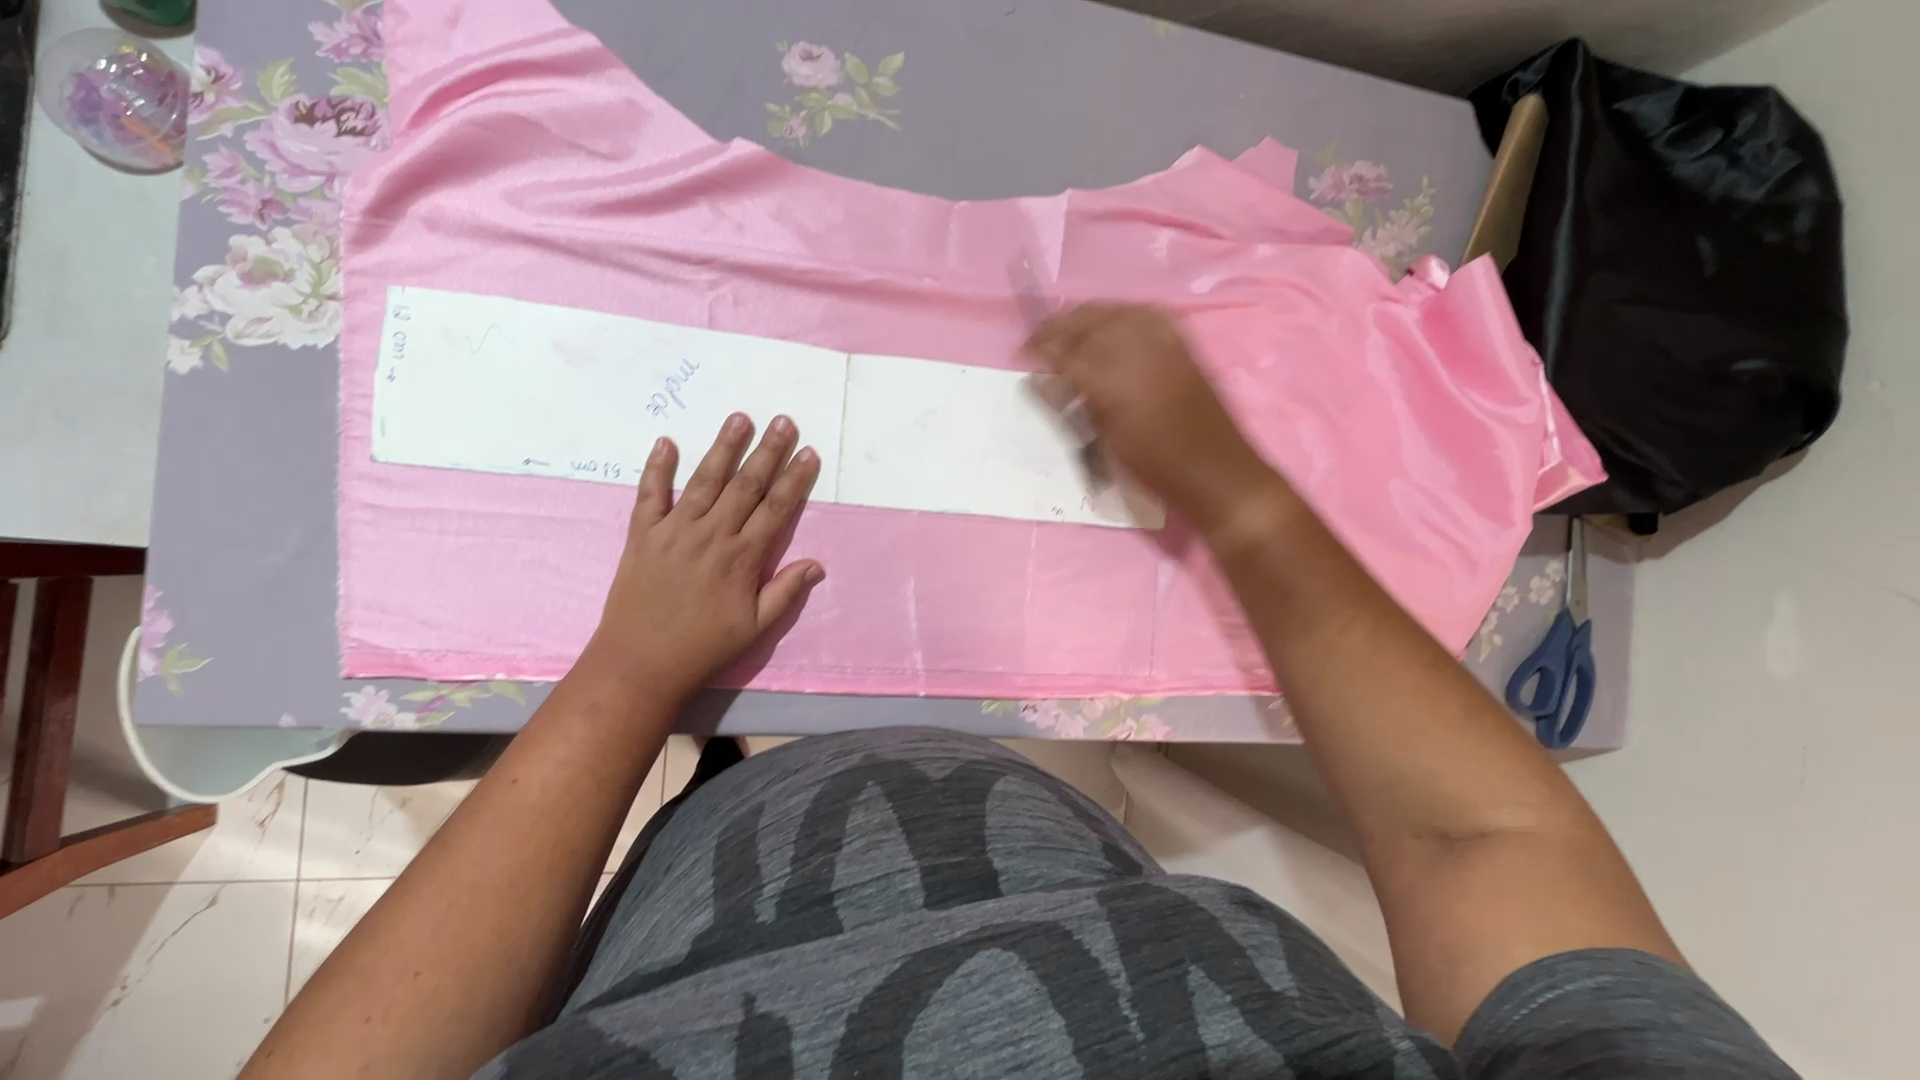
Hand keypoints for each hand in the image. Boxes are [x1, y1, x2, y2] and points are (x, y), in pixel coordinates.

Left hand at [580, 413, 822, 702]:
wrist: (640, 663)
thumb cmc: (703, 648)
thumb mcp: (754, 628)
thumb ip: (784, 592)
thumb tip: (816, 564)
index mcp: (742, 558)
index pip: (776, 509)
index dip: (794, 479)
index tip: (808, 452)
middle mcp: (711, 536)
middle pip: (746, 485)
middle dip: (767, 451)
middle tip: (784, 421)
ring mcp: (674, 531)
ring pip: (705, 481)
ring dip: (724, 448)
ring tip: (740, 419)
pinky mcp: (642, 535)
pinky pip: (650, 494)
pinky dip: (657, 467)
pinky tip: (666, 442)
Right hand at [1025, 303, 1282, 538]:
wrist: (1217, 474)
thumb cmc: (1156, 469)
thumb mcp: (1107, 443)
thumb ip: (1077, 406)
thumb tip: (1049, 383)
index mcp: (1113, 384)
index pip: (1066, 353)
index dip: (1040, 349)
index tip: (1022, 353)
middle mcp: (1137, 354)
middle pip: (1089, 322)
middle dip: (1060, 325)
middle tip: (1040, 337)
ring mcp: (1164, 345)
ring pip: (1117, 312)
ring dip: (1088, 315)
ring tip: (1070, 326)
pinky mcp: (1183, 346)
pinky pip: (1147, 315)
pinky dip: (1123, 312)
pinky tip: (1113, 321)